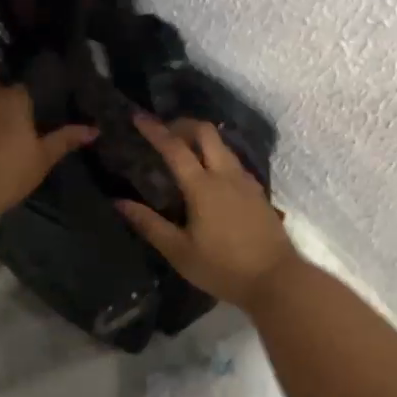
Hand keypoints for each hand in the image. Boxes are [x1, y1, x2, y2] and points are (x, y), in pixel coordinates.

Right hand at [116, 114, 300, 311]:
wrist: (276, 279)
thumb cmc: (223, 268)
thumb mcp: (180, 252)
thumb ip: (150, 225)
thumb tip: (120, 203)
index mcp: (203, 186)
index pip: (175, 147)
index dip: (155, 130)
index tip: (138, 117)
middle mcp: (225, 174)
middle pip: (205, 131)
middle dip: (182, 124)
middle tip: (163, 133)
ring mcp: (245, 180)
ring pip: (221, 143)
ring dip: (200, 138)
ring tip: (183, 151)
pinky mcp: (257, 190)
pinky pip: (232, 159)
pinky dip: (215, 154)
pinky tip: (208, 174)